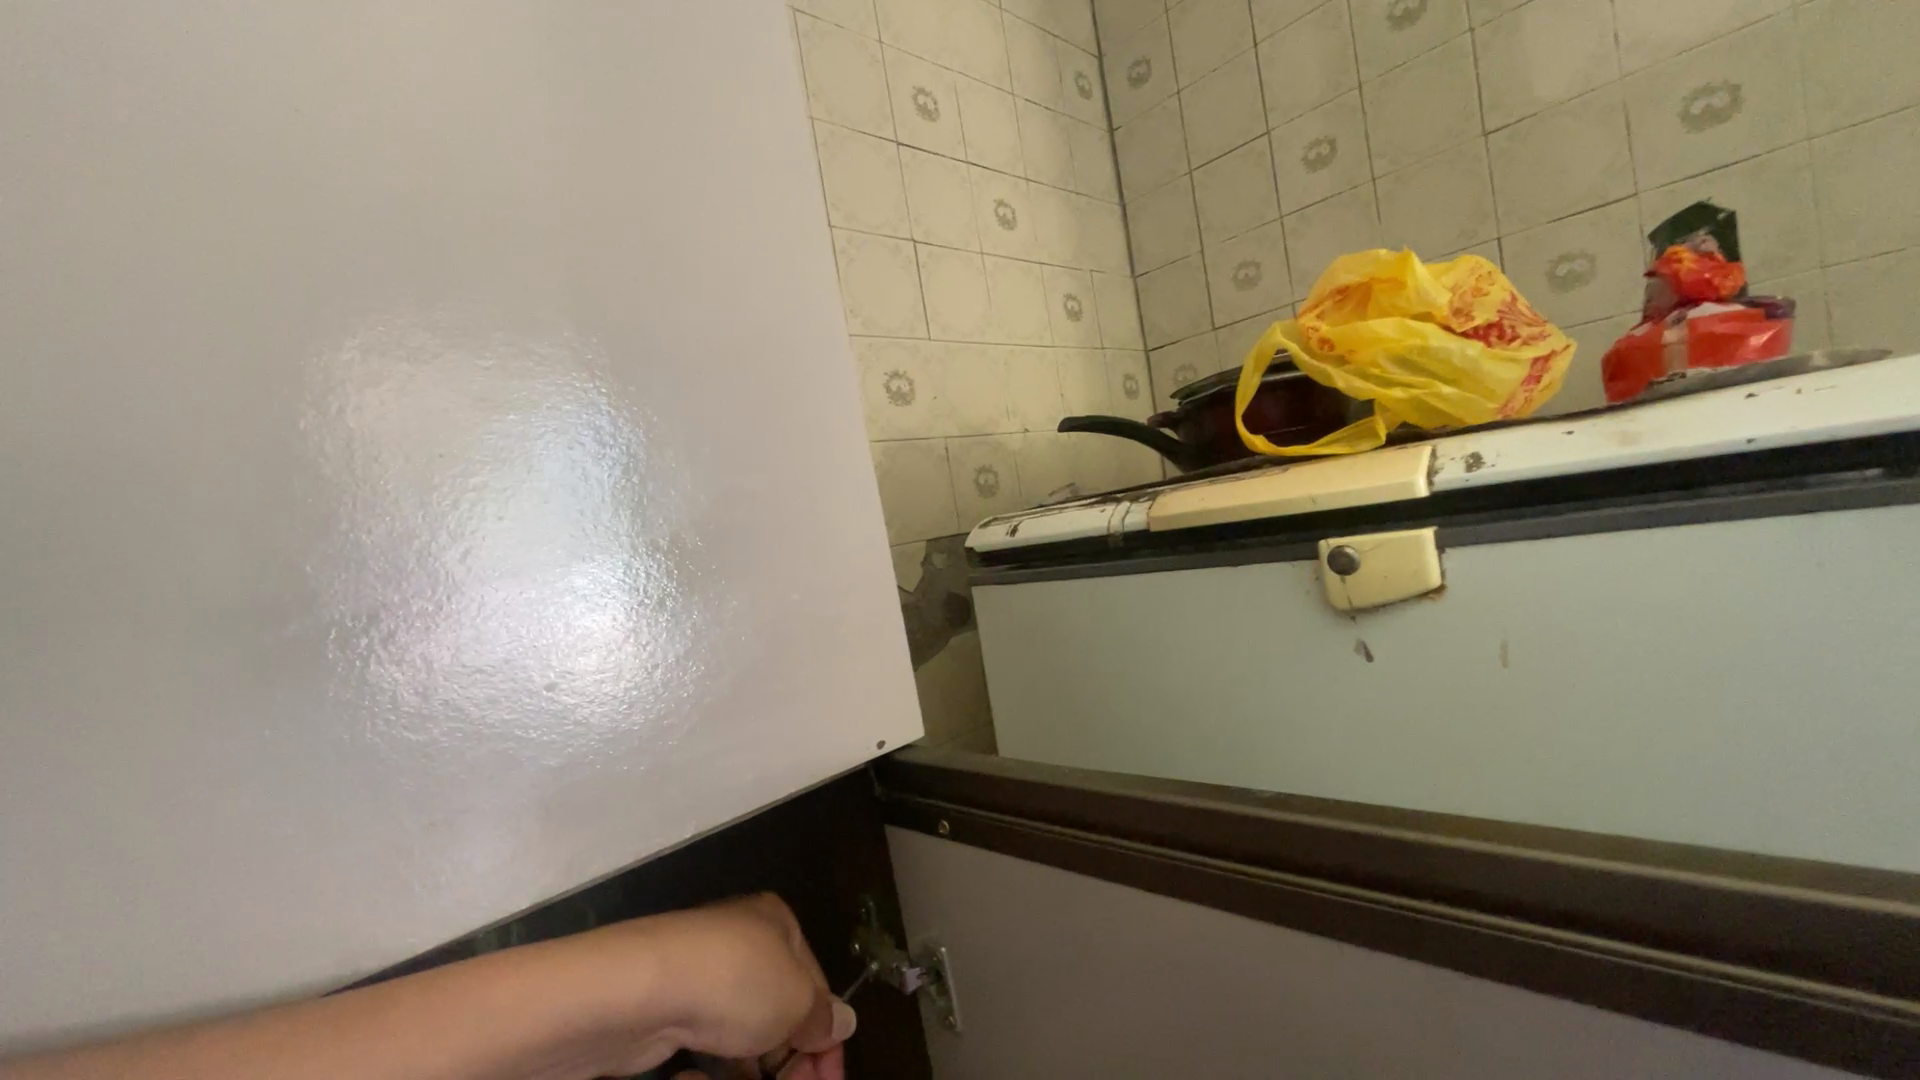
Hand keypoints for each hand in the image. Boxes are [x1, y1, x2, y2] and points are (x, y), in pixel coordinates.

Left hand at [597, 894, 854, 1079]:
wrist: (645, 990)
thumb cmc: (738, 982)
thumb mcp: (797, 1001)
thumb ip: (822, 1017)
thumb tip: (844, 1021)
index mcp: (779, 923)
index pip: (816, 981)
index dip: (827, 1034)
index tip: (830, 1078)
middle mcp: (742, 939)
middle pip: (780, 1004)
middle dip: (794, 1053)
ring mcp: (703, 973)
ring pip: (743, 1026)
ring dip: (758, 1063)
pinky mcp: (669, 1006)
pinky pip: (707, 1038)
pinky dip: (719, 1062)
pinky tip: (713, 1079)